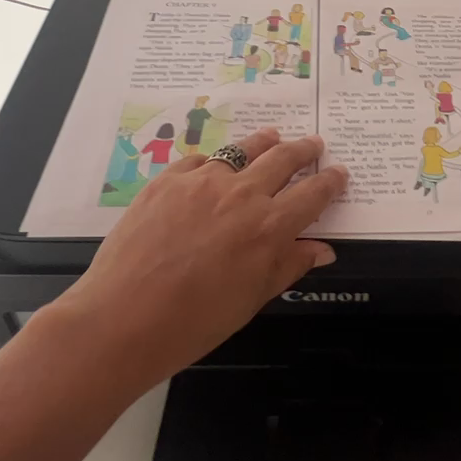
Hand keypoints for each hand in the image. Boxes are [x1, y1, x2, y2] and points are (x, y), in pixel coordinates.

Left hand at [41, 129, 346, 391]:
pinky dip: (215, 163)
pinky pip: (200, 161)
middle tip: (314, 145)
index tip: (339, 174)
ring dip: (264, 143)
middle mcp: (241, 195)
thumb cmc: (192, 323)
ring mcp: (202, 182)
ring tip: (272, 136)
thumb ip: (288, 266)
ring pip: (242, 150)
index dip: (330, 182)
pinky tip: (214, 168)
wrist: (121, 320)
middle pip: (283, 159)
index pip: (313, 195)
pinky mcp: (168, 180)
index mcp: (268, 228)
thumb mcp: (251, 300)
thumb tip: (321, 249)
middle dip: (304, 150)